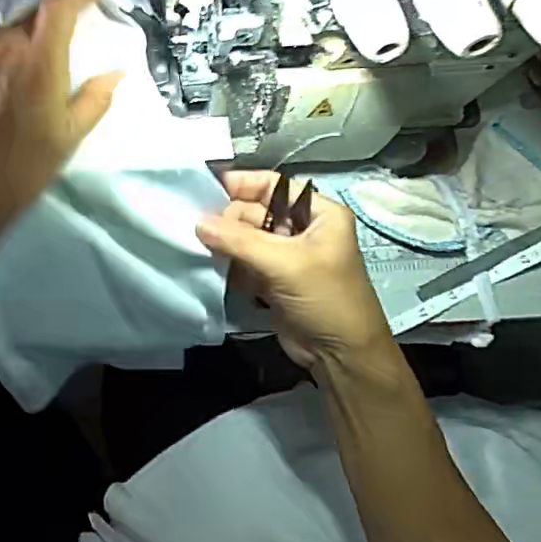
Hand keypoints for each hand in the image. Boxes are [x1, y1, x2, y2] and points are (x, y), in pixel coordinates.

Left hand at [0, 0, 121, 279]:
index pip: (59, 5)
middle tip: (69, 26)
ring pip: (2, 25)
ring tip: (33, 38)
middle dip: (54, 12)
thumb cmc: (17, 173)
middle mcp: (4, 48)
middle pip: (31, 12)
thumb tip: (115, 72)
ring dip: (22, 25)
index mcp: (39, 63)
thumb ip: (94, 100)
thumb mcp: (67, 141)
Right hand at [194, 172, 394, 373]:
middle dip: (228, 219)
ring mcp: (286, 256)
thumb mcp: (285, 264)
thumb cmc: (326, 299)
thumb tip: (198, 222)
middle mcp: (302, 229)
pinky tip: (210, 264)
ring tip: (199, 245)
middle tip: (198, 227)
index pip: (274, 186)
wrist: (342, 357)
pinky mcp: (272, 280)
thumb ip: (240, 241)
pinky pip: (243, 261)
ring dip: (224, 242)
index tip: (206, 188)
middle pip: (254, 212)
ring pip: (245, 238)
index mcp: (318, 213)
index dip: (242, 183)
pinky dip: (228, 263)